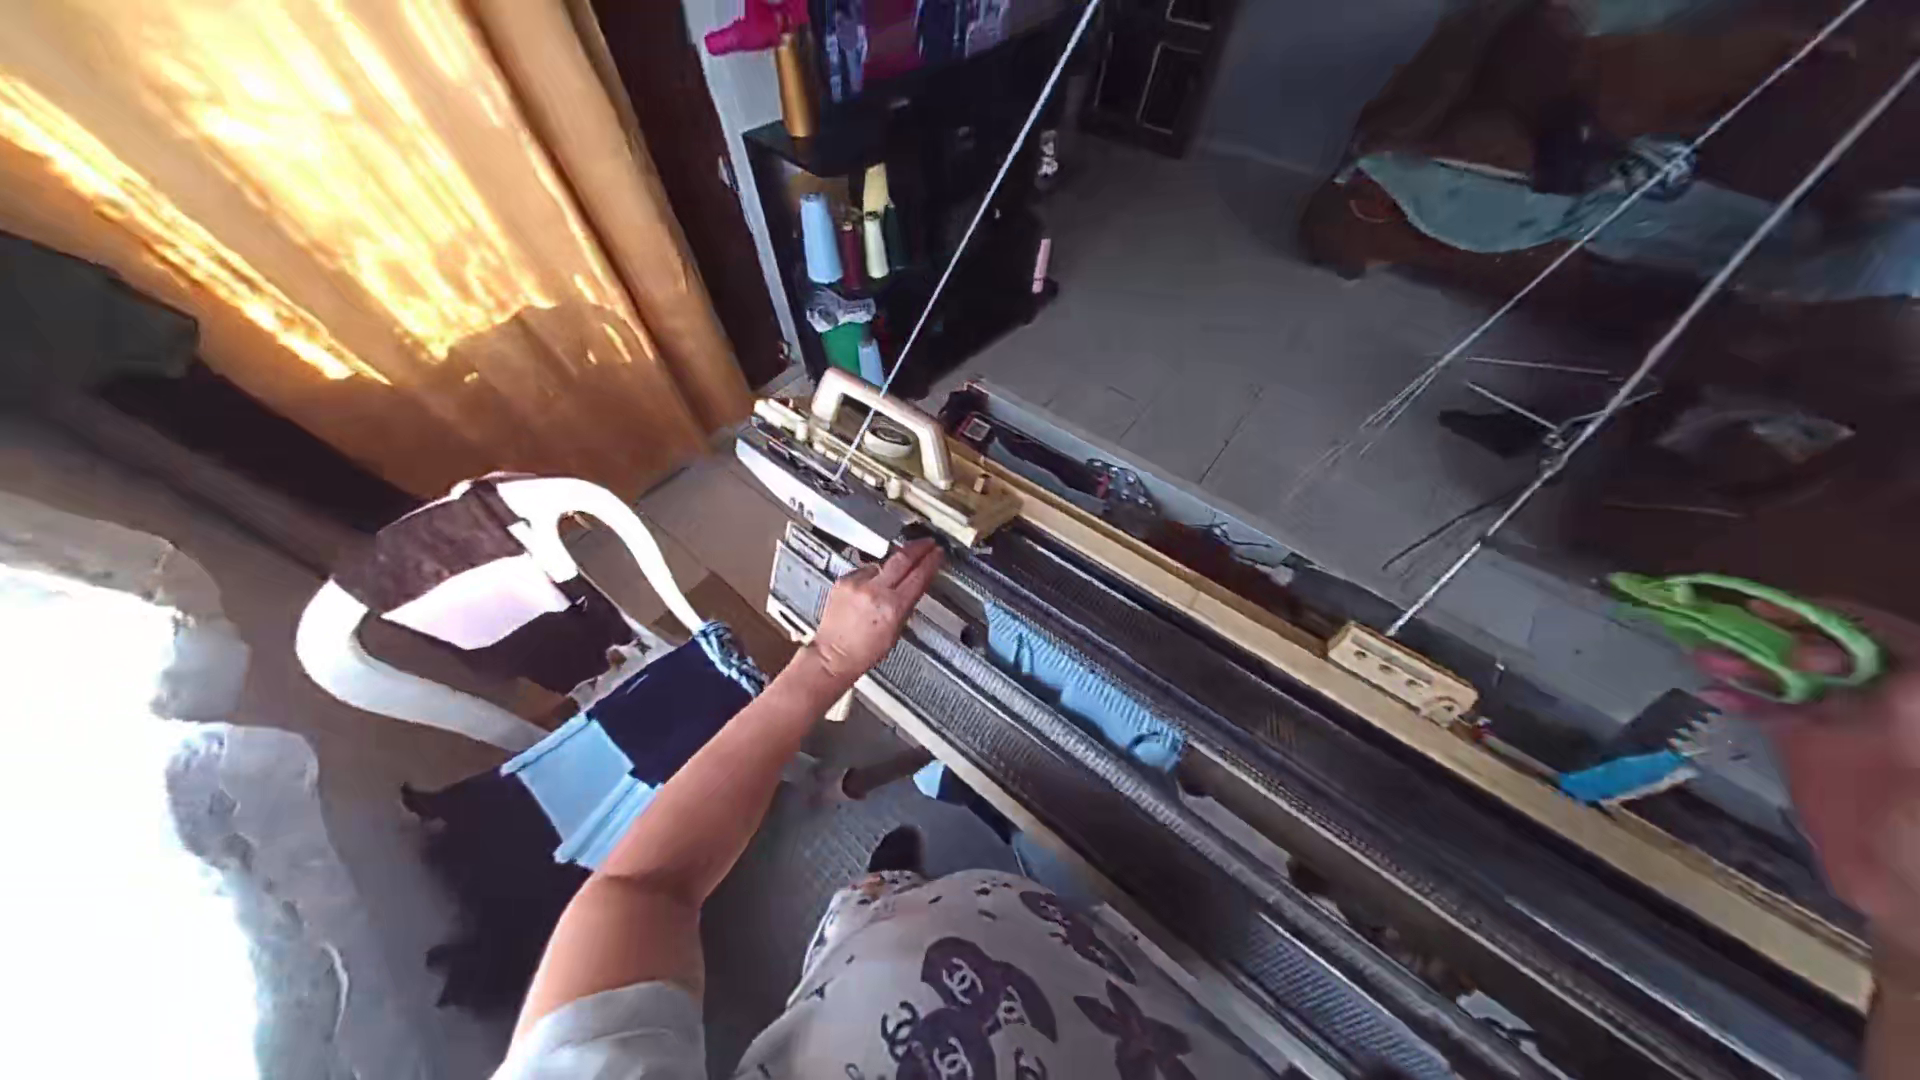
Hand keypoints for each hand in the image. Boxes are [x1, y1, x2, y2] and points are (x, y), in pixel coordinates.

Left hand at [807, 539, 944, 686]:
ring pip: (882, 564)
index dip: (931, 561)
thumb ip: (906, 604)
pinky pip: (864, 570)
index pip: (919, 576)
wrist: (833, 655)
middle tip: (927, 542)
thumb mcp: (896, 631)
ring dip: (892, 565)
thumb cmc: (863, 651)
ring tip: (893, 576)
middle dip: (918, 547)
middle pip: (903, 558)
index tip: (938, 553)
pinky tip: (870, 587)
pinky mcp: (844, 581)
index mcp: (893, 607)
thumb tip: (914, 586)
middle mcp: (875, 592)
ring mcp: (857, 584)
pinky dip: (871, 575)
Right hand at [1694, 603, 1919, 955]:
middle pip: (1828, 647)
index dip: (1832, 621)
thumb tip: (1887, 673)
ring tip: (1707, 659)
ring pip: (1790, 671)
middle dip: (1780, 636)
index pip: (1881, 639)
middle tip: (1743, 642)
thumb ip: (1908, 725)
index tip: (1778, 619)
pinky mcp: (1805, 738)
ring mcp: (1843, 718)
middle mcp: (1883, 699)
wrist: (1909, 893)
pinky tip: (1714, 692)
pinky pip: (1767, 702)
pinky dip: (1738, 692)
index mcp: (1914, 700)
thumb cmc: (1919, 834)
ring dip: (1747, 659)